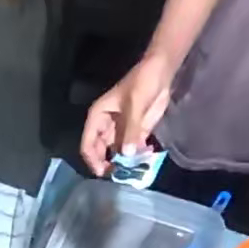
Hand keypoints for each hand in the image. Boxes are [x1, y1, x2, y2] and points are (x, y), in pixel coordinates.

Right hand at [80, 56, 173, 175]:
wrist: (161, 72)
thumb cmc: (142, 83)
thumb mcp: (135, 104)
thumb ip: (131, 130)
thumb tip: (126, 154)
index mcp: (97, 118)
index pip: (88, 144)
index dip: (93, 160)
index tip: (103, 172)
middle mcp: (105, 128)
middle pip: (100, 152)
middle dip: (108, 164)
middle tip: (119, 175)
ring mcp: (120, 132)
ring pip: (116, 153)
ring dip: (123, 163)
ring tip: (133, 171)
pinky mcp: (134, 133)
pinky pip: (131, 150)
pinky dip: (137, 157)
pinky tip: (145, 159)